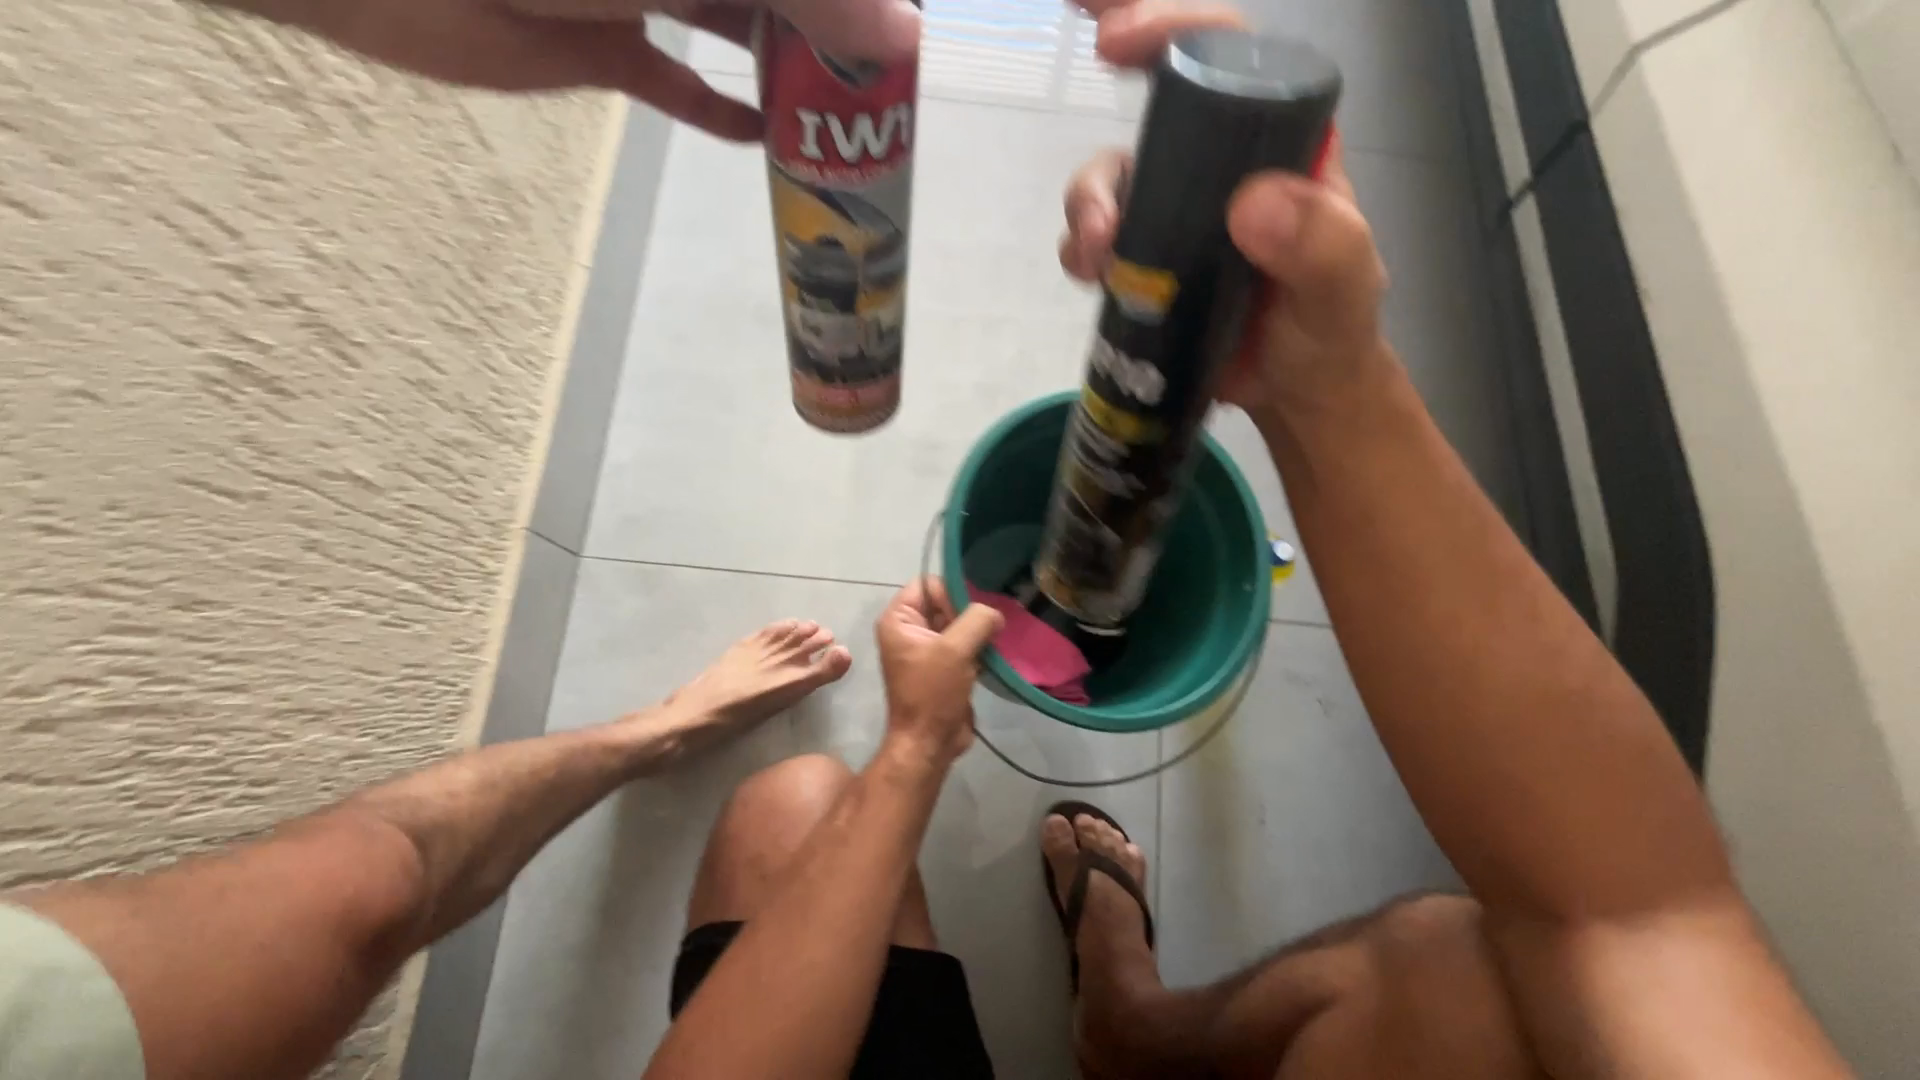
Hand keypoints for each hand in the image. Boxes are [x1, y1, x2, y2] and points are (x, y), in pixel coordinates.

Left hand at [227, 0, 920, 139]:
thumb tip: (903, 29)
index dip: (856, 5)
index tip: (896, 44)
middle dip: (829, 42)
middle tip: (881, 97)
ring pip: (739, 31)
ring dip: (787, 77)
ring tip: (839, 126)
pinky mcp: (605, 44)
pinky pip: (676, 83)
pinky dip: (717, 112)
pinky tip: (763, 141)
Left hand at [874, 578, 1002, 767]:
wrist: (930, 742)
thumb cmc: (933, 692)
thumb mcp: (955, 649)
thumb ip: (977, 619)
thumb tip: (995, 614)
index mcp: (899, 619)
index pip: (928, 583)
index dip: (951, 592)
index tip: (969, 614)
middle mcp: (909, 629)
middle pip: (945, 602)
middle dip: (969, 612)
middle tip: (987, 629)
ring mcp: (927, 649)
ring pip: (959, 624)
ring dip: (977, 632)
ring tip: (991, 643)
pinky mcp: (944, 666)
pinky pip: (965, 644)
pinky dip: (979, 647)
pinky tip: (991, 656)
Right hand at [1057, 8, 1389, 422]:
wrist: (1292, 389)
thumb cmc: (1328, 330)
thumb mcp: (1343, 287)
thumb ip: (1322, 245)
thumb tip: (1251, 205)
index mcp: (1275, 140)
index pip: (1224, 55)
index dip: (1168, 30)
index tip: (1113, 41)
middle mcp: (1218, 164)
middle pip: (1144, 126)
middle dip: (1104, 161)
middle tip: (1097, 219)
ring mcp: (1174, 212)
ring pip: (1107, 184)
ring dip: (1086, 215)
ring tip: (1098, 266)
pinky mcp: (1144, 259)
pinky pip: (1096, 239)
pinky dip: (1081, 253)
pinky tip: (1092, 279)